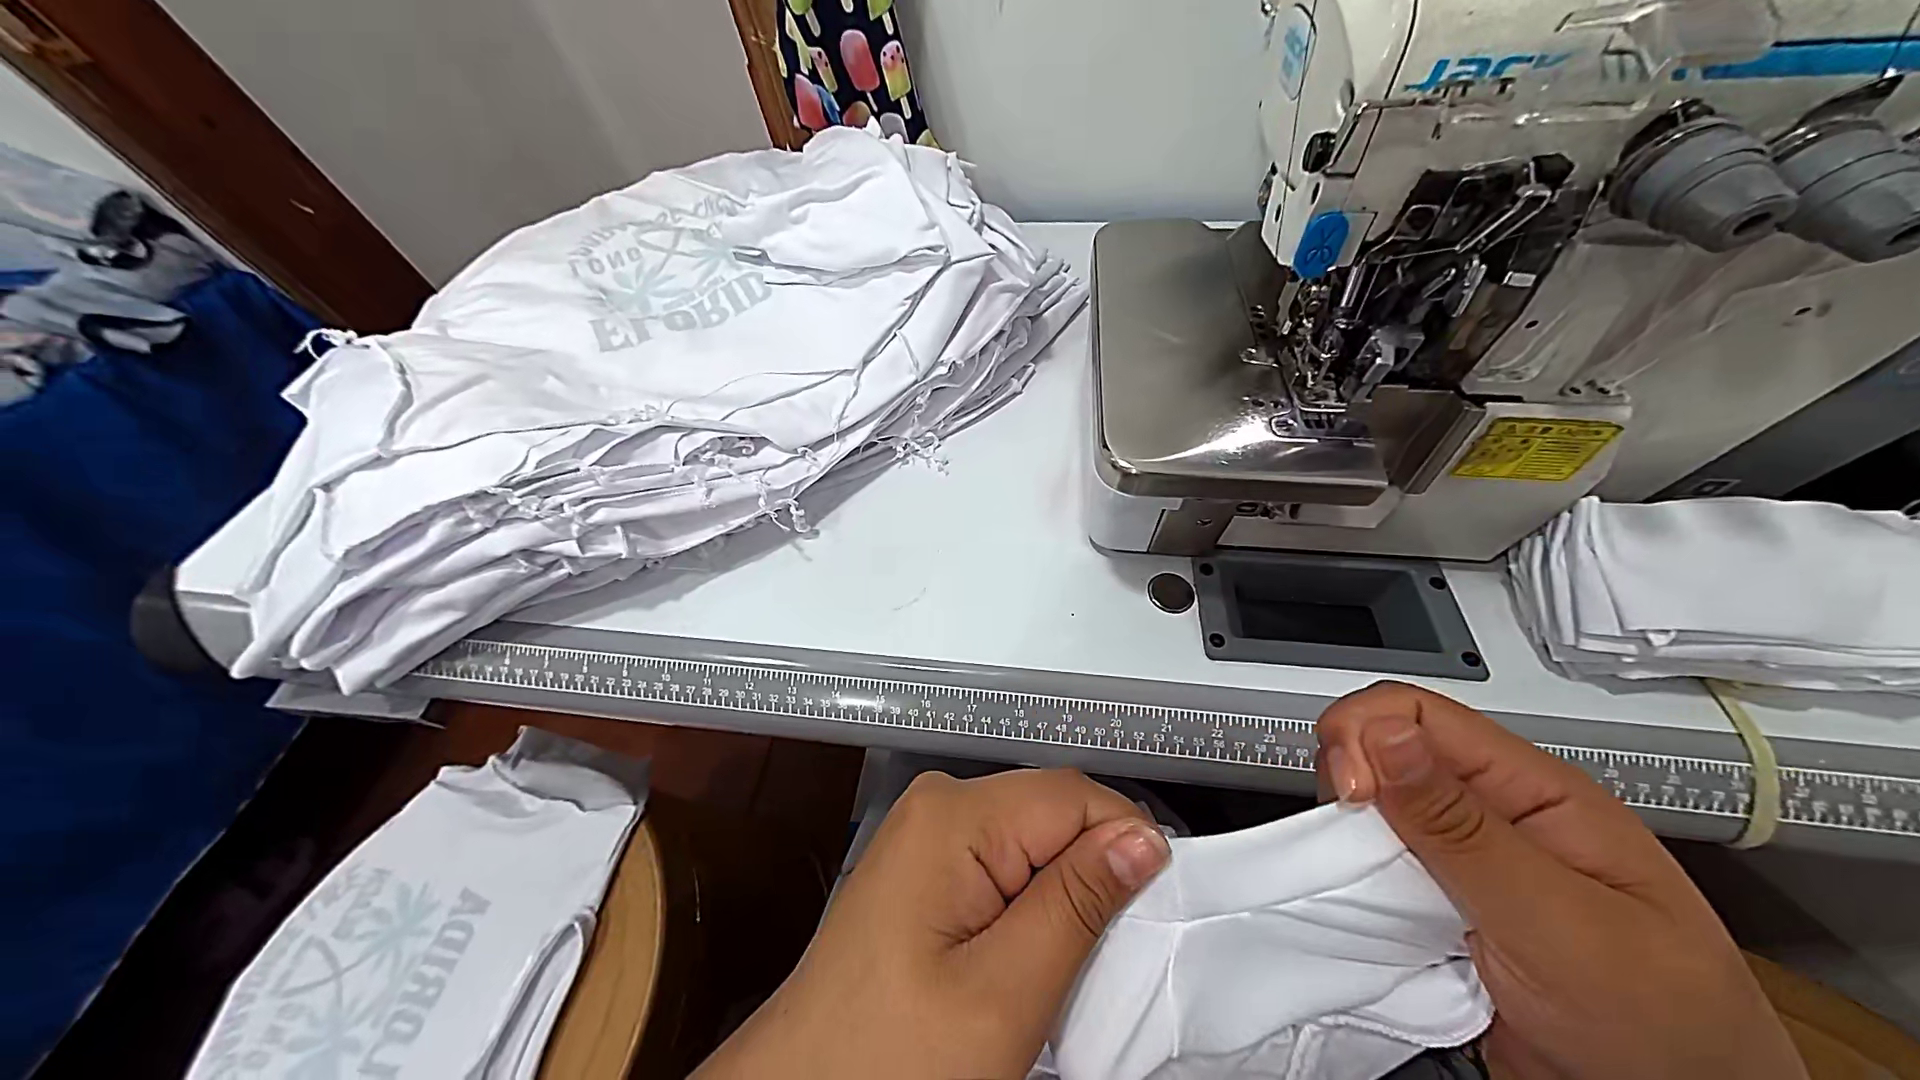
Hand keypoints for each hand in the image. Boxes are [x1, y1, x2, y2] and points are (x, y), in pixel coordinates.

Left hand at [692, 768, 1170, 1079]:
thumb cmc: (879, 1058)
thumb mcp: (1000, 993)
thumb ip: (1076, 903)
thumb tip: (1141, 840)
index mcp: (951, 815)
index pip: (1075, 794)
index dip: (1125, 847)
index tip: (1150, 915)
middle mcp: (938, 805)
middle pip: (1056, 813)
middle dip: (1093, 877)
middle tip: (1096, 963)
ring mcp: (930, 833)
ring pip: (1037, 841)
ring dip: (1065, 898)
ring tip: (1055, 971)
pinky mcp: (931, 864)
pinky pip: (1007, 862)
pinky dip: (1034, 907)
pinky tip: (1028, 957)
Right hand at [1316, 682, 1806, 1079]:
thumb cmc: (1667, 1032)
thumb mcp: (1562, 924)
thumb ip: (1464, 826)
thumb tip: (1387, 731)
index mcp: (1535, 790)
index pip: (1419, 713)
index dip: (1365, 732)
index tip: (1349, 790)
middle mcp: (1491, 808)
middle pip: (1382, 748)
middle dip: (1349, 779)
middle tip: (1350, 836)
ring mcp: (1460, 851)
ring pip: (1371, 802)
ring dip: (1348, 830)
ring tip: (1364, 876)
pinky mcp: (1435, 891)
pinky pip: (1372, 856)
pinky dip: (1352, 870)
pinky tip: (1366, 897)